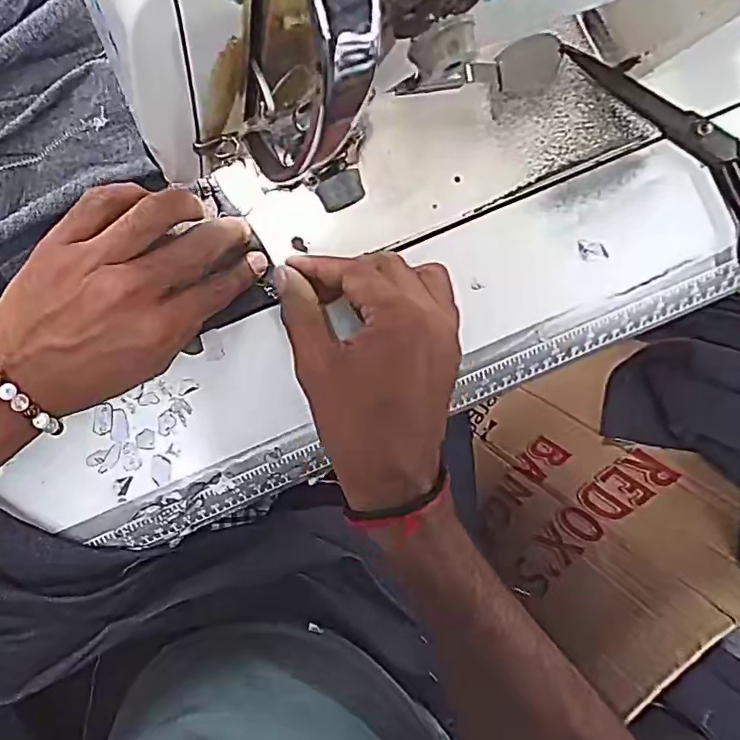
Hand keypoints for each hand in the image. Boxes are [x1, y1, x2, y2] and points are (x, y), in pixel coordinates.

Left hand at [0, 184, 265, 470]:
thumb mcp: (144, 366)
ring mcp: (94, 261)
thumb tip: (204, 299)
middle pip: (196, 245)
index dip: (241, 270)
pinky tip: (143, 198)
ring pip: (156, 211)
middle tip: (233, 229)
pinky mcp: (62, 243)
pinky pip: (102, 201)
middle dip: (227, 233)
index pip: (215, 287)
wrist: (16, 375)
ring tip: (196, 206)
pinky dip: (130, 193)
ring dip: (187, 203)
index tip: (249, 260)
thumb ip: (179, 330)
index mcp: (155, 328)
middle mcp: (130, 290)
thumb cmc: (74, 377)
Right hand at [276, 253, 461, 513]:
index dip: (320, 267)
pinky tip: (379, 311)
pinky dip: (406, 294)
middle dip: (346, 270)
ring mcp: (444, 333)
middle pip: (387, 266)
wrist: (392, 473)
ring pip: (415, 276)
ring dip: (379, 277)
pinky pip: (433, 299)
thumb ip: (302, 312)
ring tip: (346, 295)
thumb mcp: (316, 364)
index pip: (357, 270)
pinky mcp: (447, 348)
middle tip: (313, 286)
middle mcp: (431, 319)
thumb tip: (292, 283)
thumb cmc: (363, 433)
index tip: (298, 270)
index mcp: (402, 318)